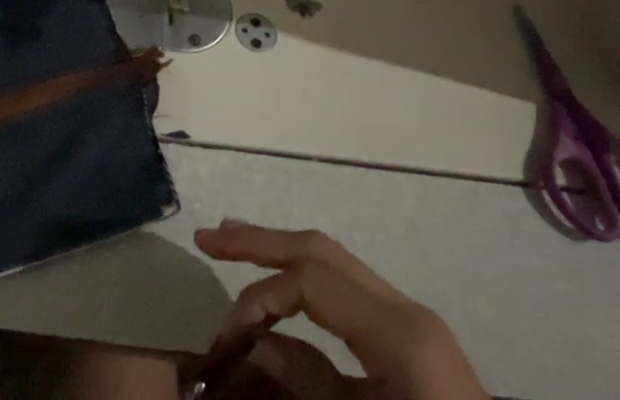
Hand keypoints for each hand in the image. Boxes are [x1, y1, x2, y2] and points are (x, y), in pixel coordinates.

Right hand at [194, 222, 487, 399]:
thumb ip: (307, 381)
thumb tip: (253, 343)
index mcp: (398, 330)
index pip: (307, 280)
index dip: (257, 297)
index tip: (227, 338)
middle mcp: (406, 310)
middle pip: (320, 251)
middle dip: (259, 240)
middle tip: (206, 239)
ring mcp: (413, 321)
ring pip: (336, 263)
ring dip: (280, 252)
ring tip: (233, 243)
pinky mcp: (413, 340)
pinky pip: (350, 291)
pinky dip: (307, 280)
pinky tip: (281, 285)